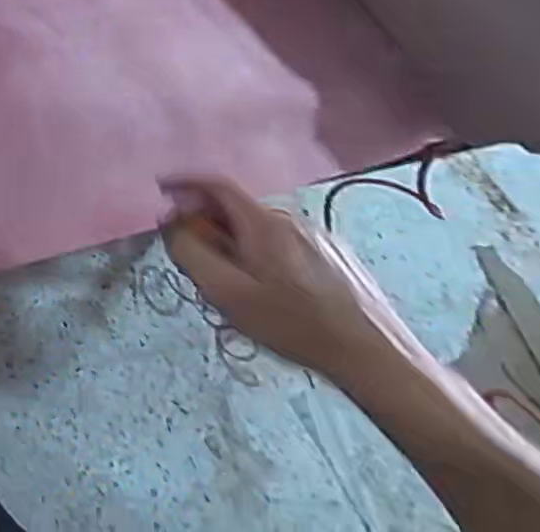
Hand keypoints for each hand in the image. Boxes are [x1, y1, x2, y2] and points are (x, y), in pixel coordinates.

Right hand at [160, 176, 429, 385]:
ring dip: (236, 242)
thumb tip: (170, 222)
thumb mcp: (228, 293)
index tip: (162, 189)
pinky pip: (284, 243)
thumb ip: (190, 252)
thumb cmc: (295, 325)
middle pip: (235, 209)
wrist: (377, 357)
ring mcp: (318, 236)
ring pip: (259, 229)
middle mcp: (290, 218)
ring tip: (236, 282)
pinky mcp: (337, 256)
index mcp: (262, 222)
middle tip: (197, 258)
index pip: (215, 184)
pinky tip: (274, 291)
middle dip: (208, 225)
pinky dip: (263, 253)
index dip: (184, 182)